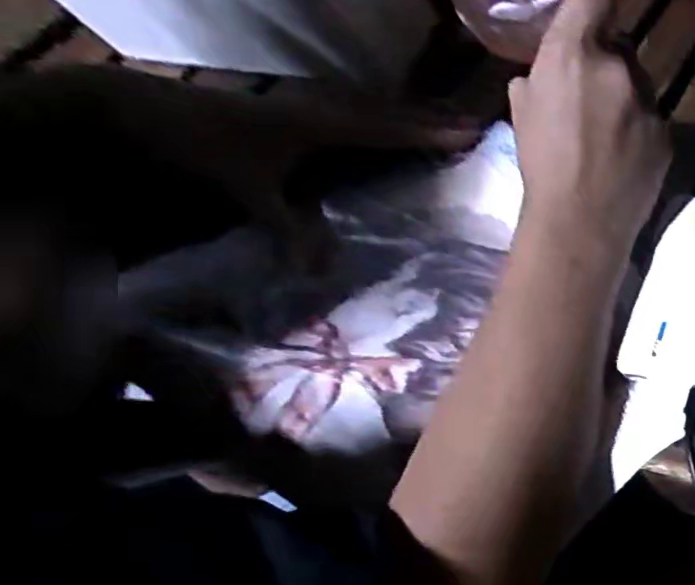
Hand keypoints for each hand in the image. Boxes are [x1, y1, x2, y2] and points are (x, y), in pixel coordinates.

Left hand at [13, 66, 482, 267]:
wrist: (131, 110)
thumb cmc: (195, 149)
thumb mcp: (247, 193)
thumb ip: (290, 231)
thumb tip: (322, 274)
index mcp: (315, 127)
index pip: (384, 130)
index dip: (427, 134)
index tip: (469, 135)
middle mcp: (314, 111)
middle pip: (384, 113)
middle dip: (429, 119)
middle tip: (473, 124)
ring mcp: (302, 108)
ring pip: (369, 109)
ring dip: (408, 115)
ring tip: (446, 122)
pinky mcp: (292, 115)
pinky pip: (352, 114)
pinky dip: (381, 118)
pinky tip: (392, 125)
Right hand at [509, 0, 669, 254]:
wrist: (584, 219)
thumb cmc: (543, 161)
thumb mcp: (523, 103)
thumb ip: (544, 73)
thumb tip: (554, 74)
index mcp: (574, 51)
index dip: (597, 1)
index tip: (599, 5)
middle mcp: (618, 70)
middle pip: (620, 48)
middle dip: (608, 60)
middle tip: (593, 90)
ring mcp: (649, 107)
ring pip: (640, 86)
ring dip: (627, 96)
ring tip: (610, 131)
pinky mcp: (667, 139)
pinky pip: (654, 120)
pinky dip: (642, 128)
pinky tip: (627, 154)